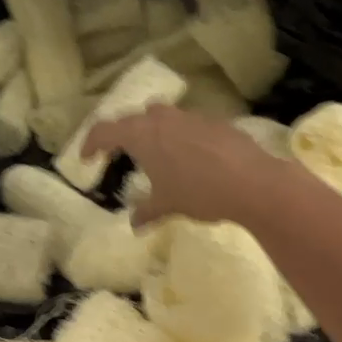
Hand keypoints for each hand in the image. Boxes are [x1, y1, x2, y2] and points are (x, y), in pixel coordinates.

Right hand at [81, 104, 314, 227]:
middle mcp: (161, 118)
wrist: (254, 182)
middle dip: (123, 134)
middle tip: (120, 153)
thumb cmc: (199, 192)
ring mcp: (190, 116)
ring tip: (157, 154)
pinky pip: (188, 125)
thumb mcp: (167, 205)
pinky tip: (193, 159)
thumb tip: (134, 224)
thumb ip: (147, 211)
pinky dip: (182, 137)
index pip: (104, 130)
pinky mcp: (215, 121)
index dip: (91, 143)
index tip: (87, 159)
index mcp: (141, 134)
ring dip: (154, 131)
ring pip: (162, 116)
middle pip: (132, 118)